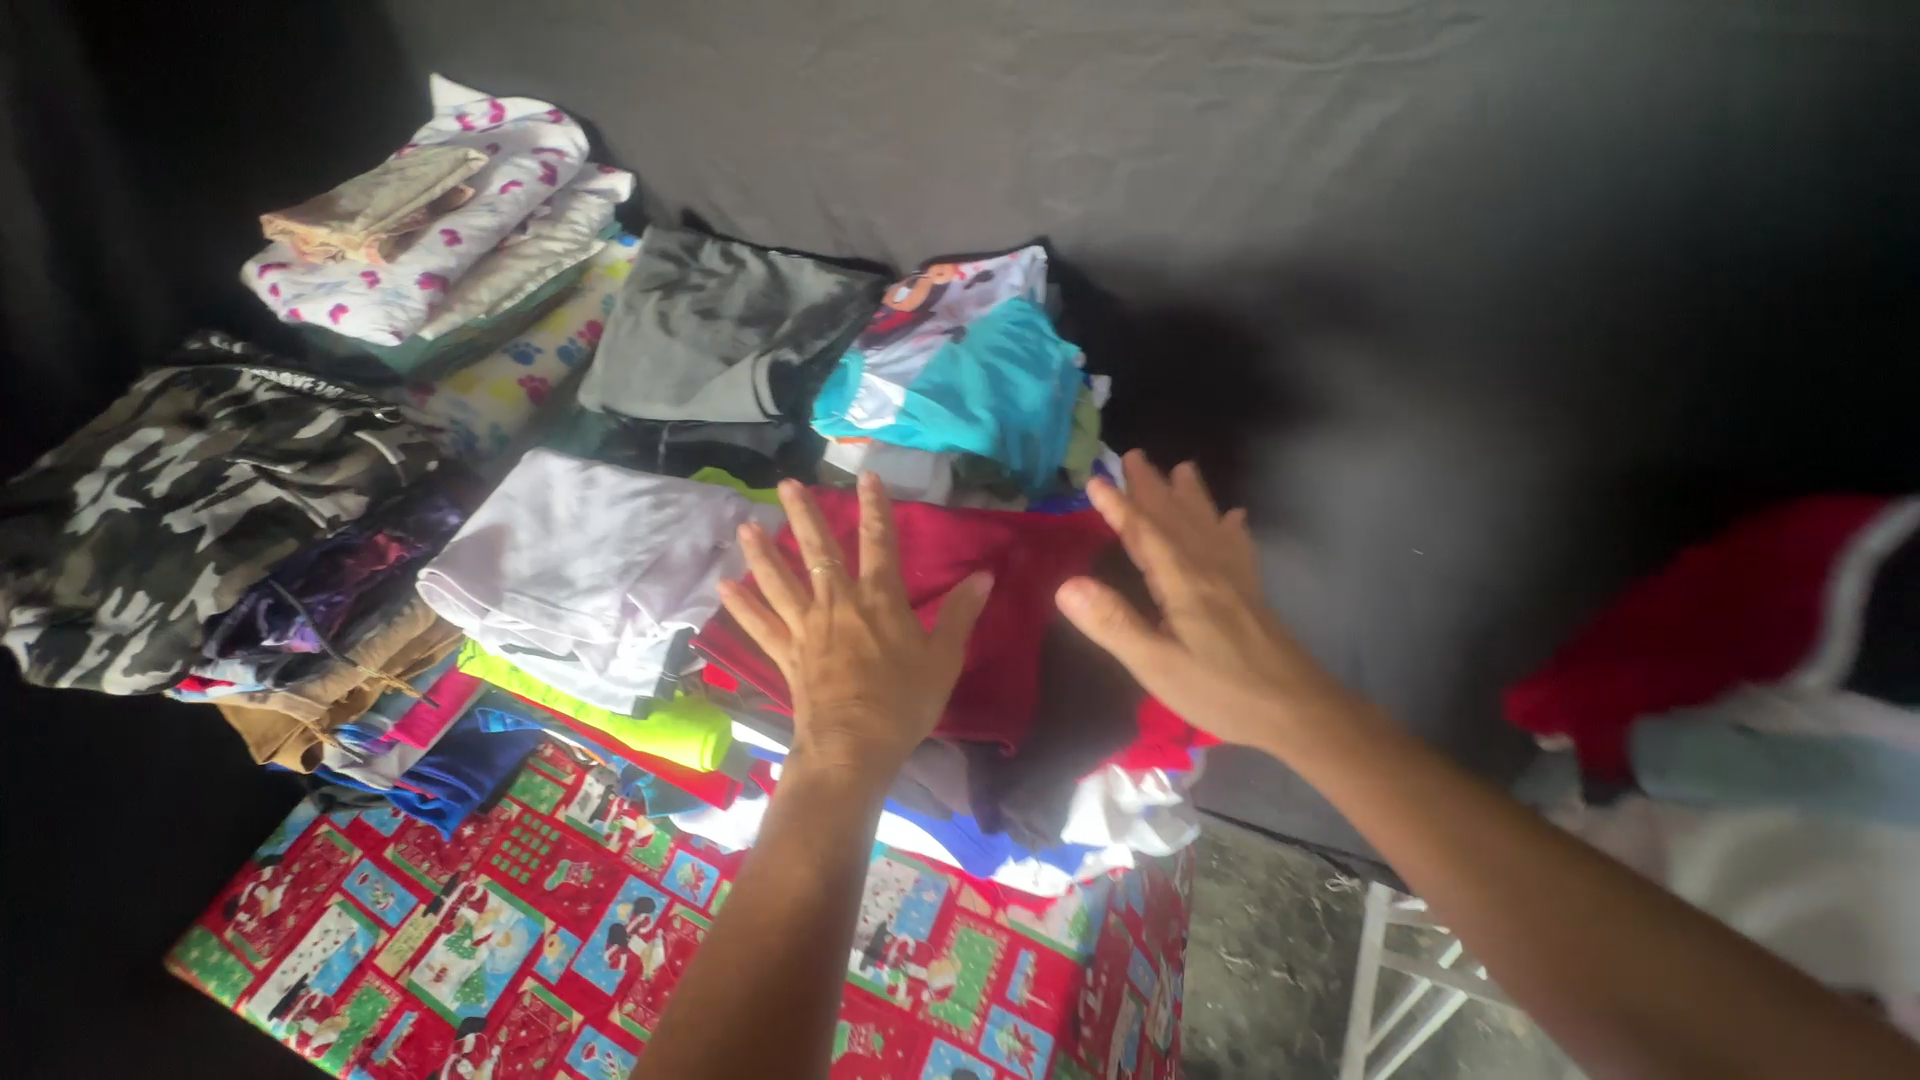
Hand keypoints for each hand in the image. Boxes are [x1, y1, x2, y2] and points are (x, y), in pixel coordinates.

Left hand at [717, 474, 993, 782]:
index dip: (875, 507)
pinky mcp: (786, 654)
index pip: (879, 541)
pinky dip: (742, 607)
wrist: (855, 746)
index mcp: (879, 599)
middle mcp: (838, 603)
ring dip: (762, 553)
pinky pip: (760, 625)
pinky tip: (725, 587)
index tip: (867, 476)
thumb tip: (984, 575)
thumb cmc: (904, 702)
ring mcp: (806, 628)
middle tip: (787, 485)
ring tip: (745, 526)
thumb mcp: (944, 657)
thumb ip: (960, 613)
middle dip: (804, 515)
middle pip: (818, 551)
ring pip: (780, 581)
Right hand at [1054, 451, 1363, 749]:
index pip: (1144, 535)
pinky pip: (1238, 549)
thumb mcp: (1157, 665)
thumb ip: (1113, 624)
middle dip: (1152, 489)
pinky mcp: (1252, 597)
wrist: (1299, 711)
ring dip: (1190, 497)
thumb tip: (1066, 586)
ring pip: (1207, 527)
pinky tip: (1234, 519)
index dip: (1118, 508)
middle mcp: (1210, 571)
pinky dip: (1230, 529)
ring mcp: (1236, 582)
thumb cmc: (1222, 691)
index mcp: (1183, 583)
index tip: (1095, 480)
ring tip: (1183, 469)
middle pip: (1177, 520)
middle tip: (1134, 455)